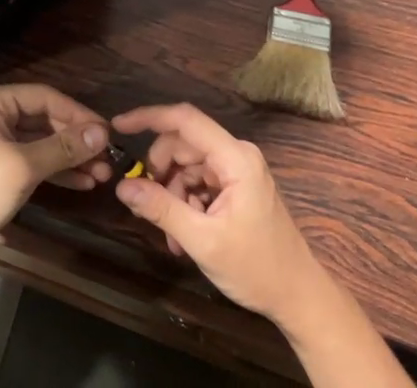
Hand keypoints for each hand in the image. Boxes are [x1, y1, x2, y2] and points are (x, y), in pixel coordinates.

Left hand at [0, 84, 111, 250]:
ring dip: (71, 157)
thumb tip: (102, 133)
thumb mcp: (25, 167)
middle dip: (76, 140)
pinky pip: (35, 158)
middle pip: (45, 119)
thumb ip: (63, 148)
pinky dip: (57, 170)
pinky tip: (83, 182)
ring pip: (43, 141)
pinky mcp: (0, 162)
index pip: (45, 97)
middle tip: (109, 158)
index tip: (107, 132)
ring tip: (102, 174)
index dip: (78, 113)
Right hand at [112, 103, 317, 326]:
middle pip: (182, 144)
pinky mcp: (237, 187)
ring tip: (172, 235)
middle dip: (160, 172)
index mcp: (235, 159)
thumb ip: (161, 209)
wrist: (299, 298)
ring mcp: (238, 171)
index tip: (118, 126)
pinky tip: (183, 235)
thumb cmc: (256, 268)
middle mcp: (237, 155)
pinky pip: (199, 181)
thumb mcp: (202, 240)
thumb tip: (121, 186)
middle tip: (146, 205)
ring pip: (187, 165)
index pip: (185, 120)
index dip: (148, 117)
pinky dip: (185, 202)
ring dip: (172, 193)